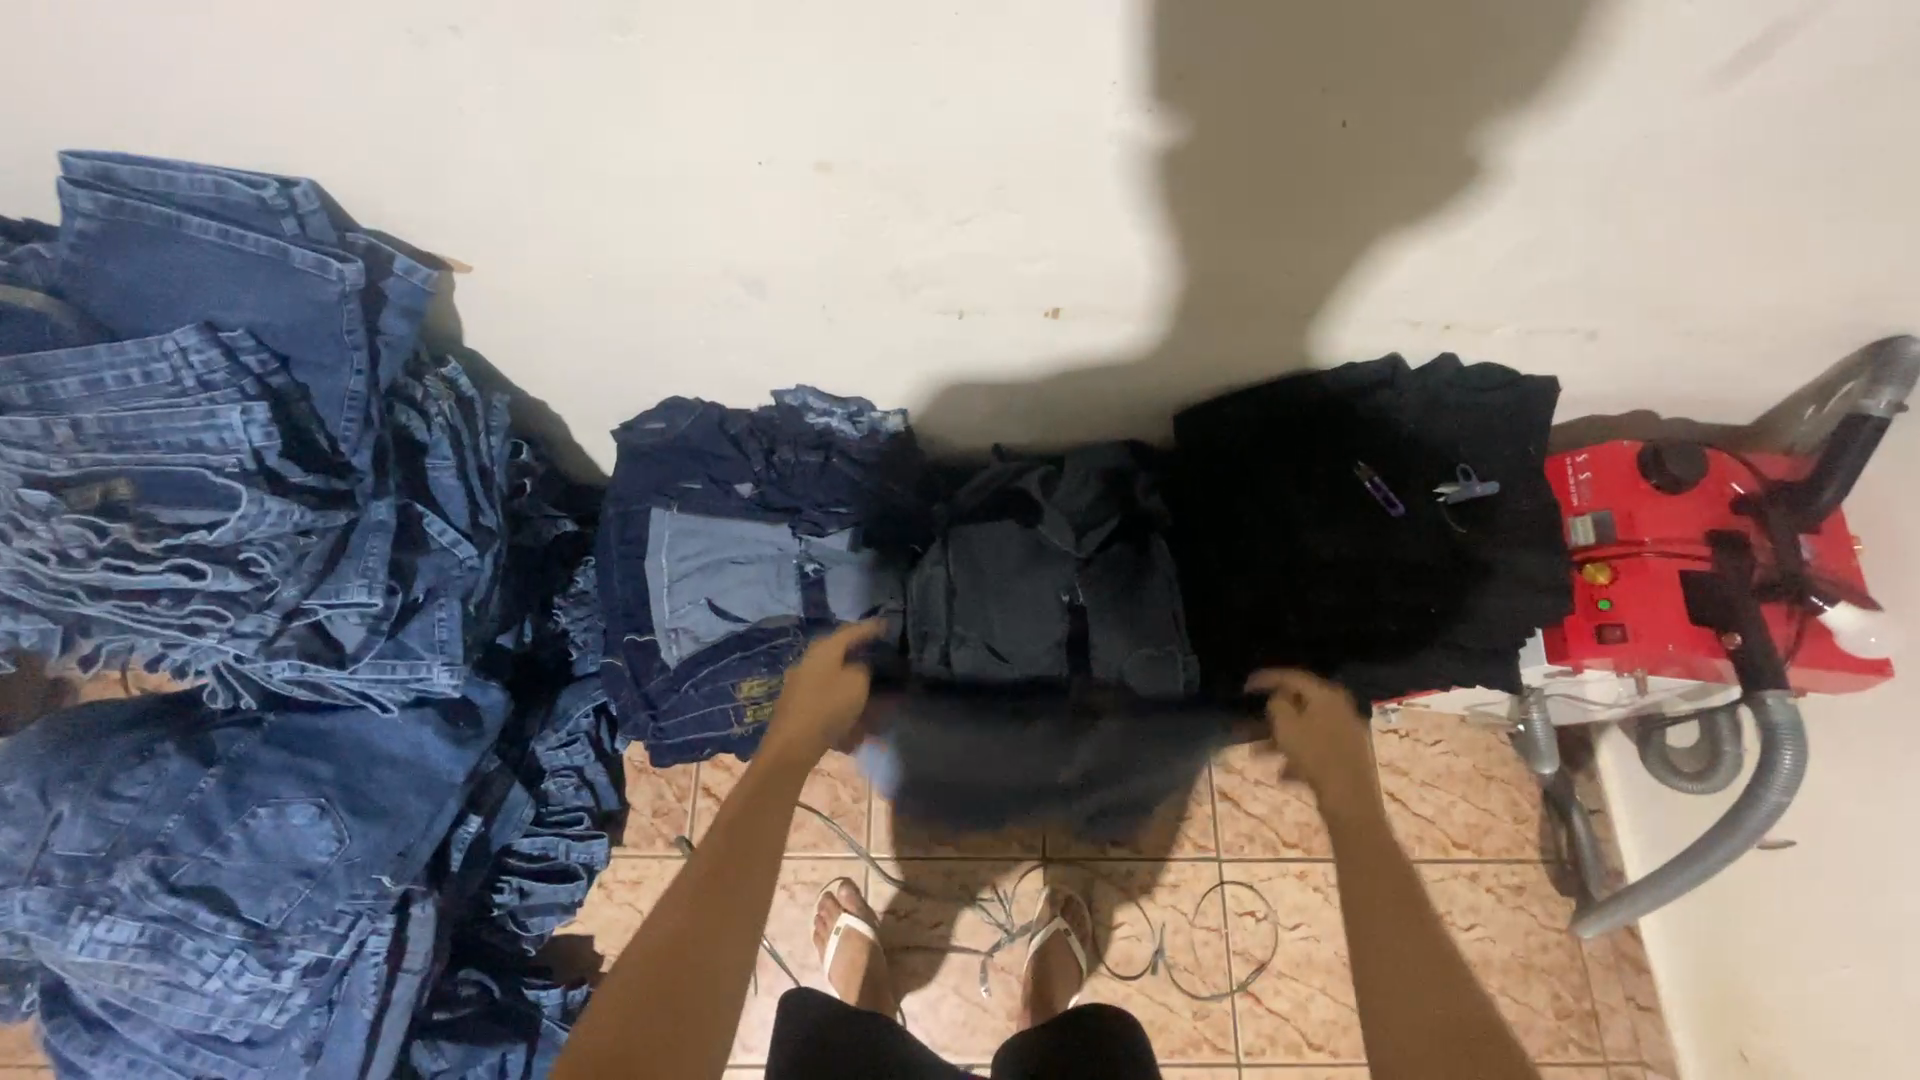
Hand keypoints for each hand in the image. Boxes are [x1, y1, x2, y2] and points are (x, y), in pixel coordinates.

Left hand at [761, 621, 885, 765]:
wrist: (792, 745)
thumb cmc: (828, 706)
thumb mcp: (857, 682)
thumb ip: (863, 668)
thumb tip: (860, 666)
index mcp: (824, 649)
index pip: (851, 630)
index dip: (871, 627)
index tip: (887, 625)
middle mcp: (809, 661)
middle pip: (839, 653)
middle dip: (861, 655)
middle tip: (879, 656)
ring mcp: (801, 683)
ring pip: (835, 677)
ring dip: (854, 683)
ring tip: (873, 692)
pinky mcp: (799, 704)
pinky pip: (828, 697)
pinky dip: (844, 702)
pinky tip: (856, 717)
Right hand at [1244, 669, 1376, 803]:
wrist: (1350, 796)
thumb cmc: (1313, 755)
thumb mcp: (1285, 725)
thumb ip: (1277, 704)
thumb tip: (1280, 697)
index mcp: (1326, 695)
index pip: (1291, 677)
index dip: (1266, 679)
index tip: (1246, 686)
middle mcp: (1340, 707)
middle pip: (1300, 704)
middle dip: (1274, 716)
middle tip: (1253, 722)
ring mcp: (1347, 730)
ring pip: (1307, 727)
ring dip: (1282, 738)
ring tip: (1260, 755)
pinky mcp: (1350, 753)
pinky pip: (1317, 746)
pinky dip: (1299, 754)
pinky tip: (1284, 774)